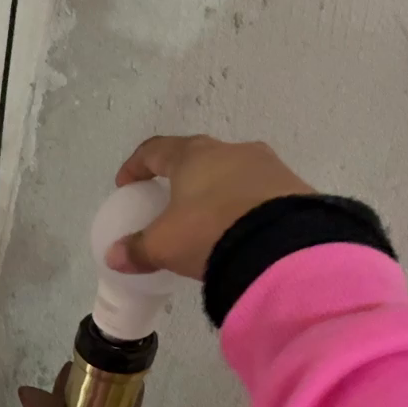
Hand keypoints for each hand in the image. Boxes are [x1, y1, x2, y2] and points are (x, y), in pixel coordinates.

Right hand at [107, 135, 314, 279]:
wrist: (283, 246)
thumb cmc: (208, 231)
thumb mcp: (162, 245)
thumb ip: (136, 249)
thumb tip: (114, 256)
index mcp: (193, 157)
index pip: (156, 150)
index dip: (136, 166)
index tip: (125, 184)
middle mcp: (231, 151)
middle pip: (197, 157)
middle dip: (179, 176)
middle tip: (168, 198)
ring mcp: (268, 166)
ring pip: (230, 173)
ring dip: (213, 190)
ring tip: (204, 219)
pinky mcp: (293, 187)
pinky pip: (256, 192)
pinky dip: (239, 206)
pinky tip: (234, 230)